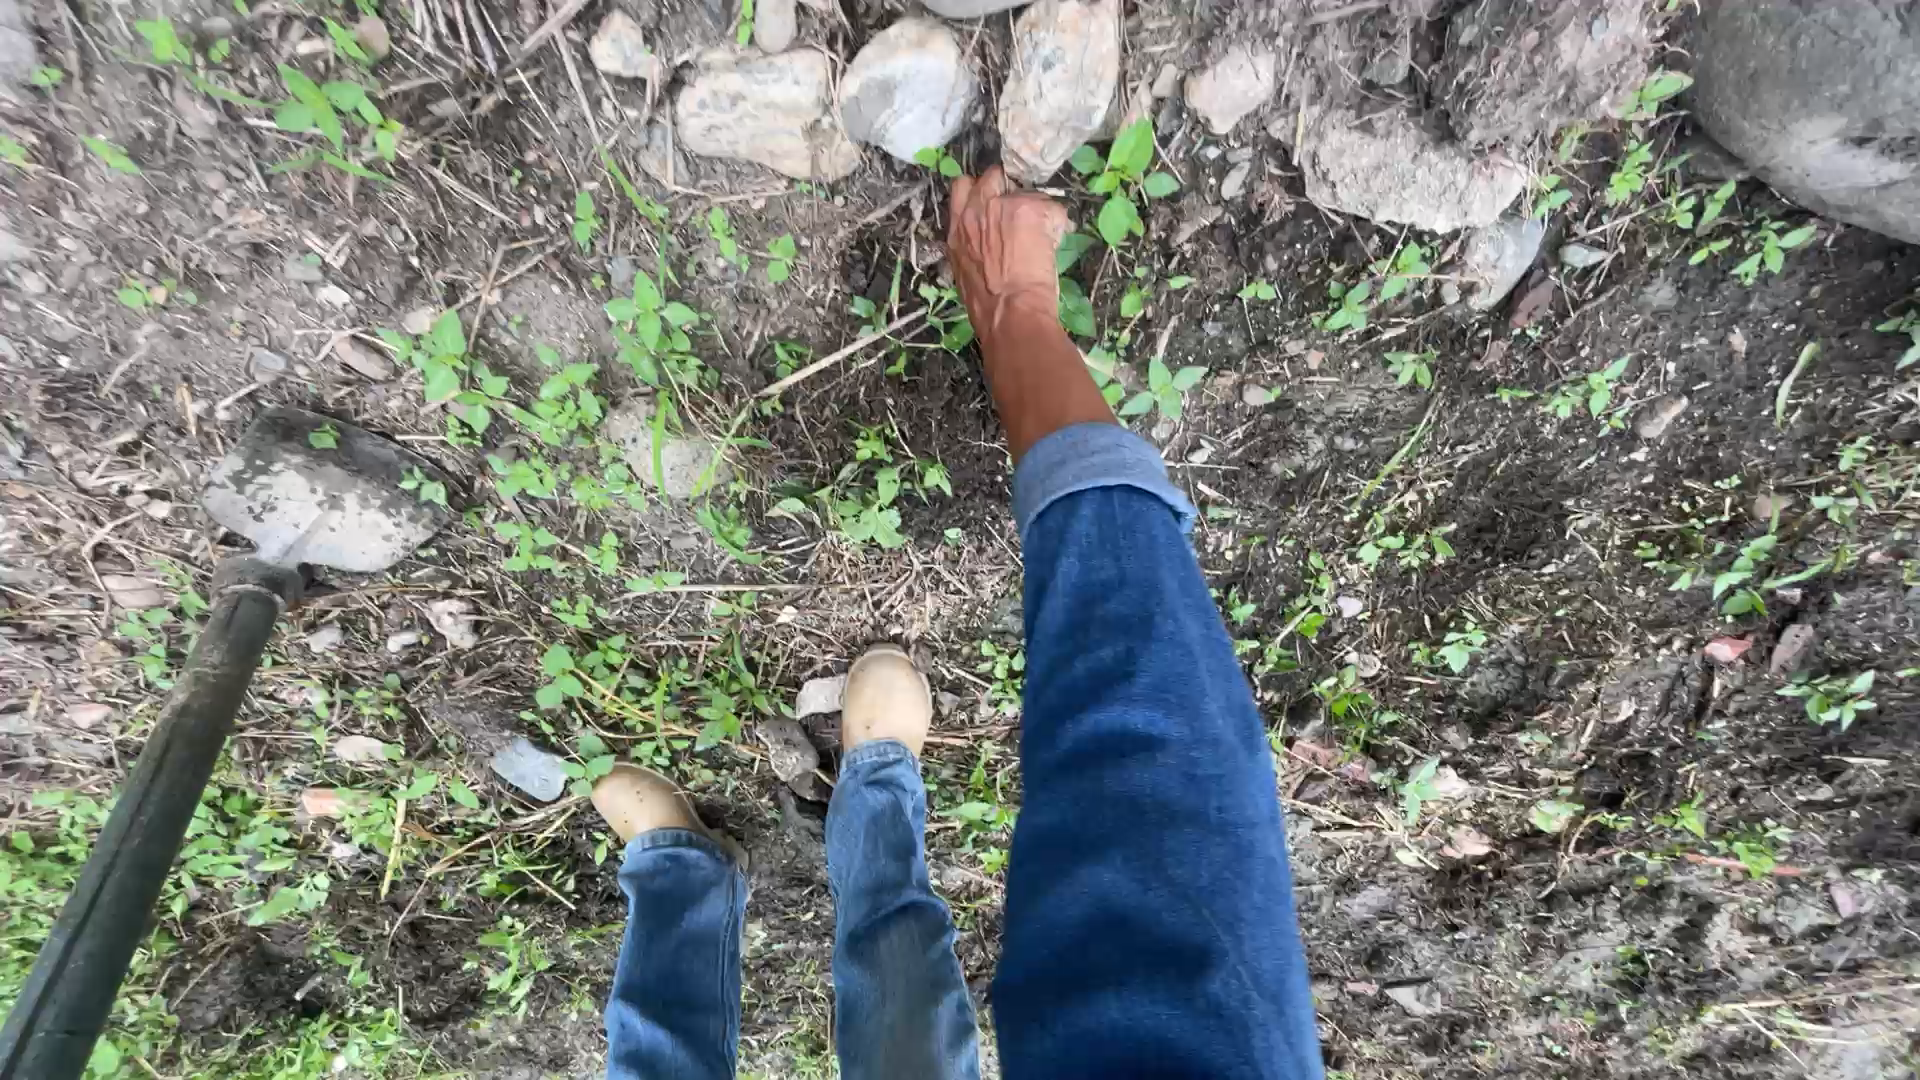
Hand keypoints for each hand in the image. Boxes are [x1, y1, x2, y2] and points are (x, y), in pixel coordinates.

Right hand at [946, 165, 1070, 341]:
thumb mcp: (967, 275)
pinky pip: (1052, 208)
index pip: (962, 190)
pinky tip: (1056, 244)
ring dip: (1035, 208)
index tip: (994, 205)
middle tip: (1020, 212)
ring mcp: (1001, 207)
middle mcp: (975, 212)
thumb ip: (974, 250)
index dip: (981, 192)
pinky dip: (1057, 225)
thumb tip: (992, 250)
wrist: (1009, 314)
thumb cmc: (988, 309)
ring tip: (1042, 234)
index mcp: (957, 232)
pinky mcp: (1028, 209)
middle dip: (1006, 188)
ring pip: (1025, 191)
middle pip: (990, 177)